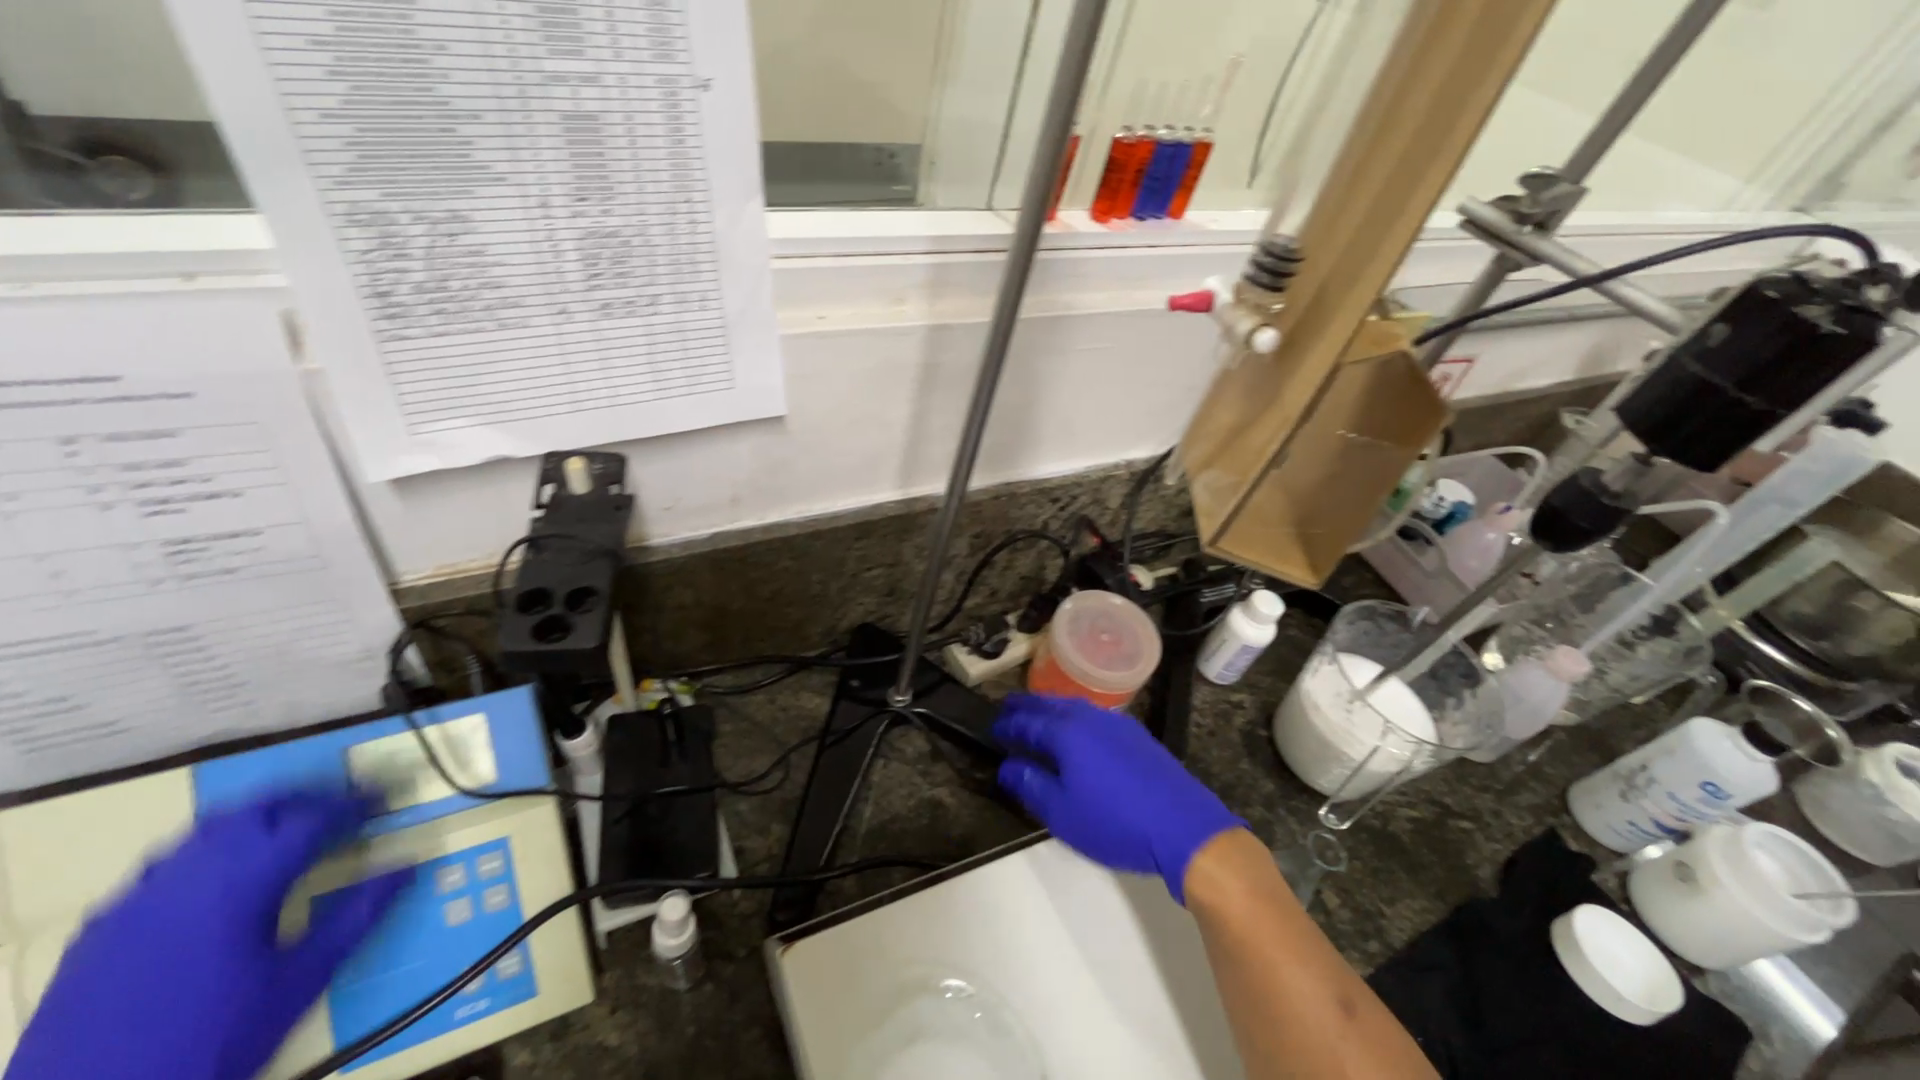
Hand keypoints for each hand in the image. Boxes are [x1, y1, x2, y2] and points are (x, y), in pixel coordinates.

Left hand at [7, 792, 411, 1079]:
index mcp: (242, 881)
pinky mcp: (107, 921)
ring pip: (207, 830)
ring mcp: (139, 894)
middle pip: (256, 809)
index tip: (386, 800)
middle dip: (306, 799)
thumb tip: (408, 865)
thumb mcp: (301, 982)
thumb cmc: (215, 1039)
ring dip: (259, 819)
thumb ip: (357, 916)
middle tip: (346, 806)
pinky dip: (212, 850)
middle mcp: (188, 872)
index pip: (310, 820)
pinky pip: (169, 862)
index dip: (353, 804)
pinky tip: (224, 876)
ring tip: (294, 829)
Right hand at [995, 693, 1245, 903]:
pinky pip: (1096, 719)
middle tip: (1009, 711)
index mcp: (1068, 732)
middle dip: (1028, 707)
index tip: (993, 728)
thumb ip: (1031, 785)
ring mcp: (1119, 725)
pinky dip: (1076, 720)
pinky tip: (1078, 737)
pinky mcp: (1139, 738)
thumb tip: (1009, 766)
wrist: (1184, 828)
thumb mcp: (1062, 812)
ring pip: (1076, 708)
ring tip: (1039, 721)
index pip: (1028, 721)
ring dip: (1053, 711)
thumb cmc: (1115, 822)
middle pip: (1052, 705)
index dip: (1008, 725)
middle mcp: (1092, 718)